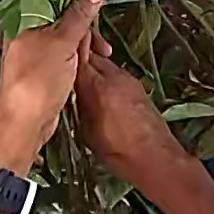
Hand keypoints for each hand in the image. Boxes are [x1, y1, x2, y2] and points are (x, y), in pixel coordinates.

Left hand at [0, 0, 104, 173]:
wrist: (25, 125)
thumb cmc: (37, 80)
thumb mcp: (62, 43)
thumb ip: (80, 14)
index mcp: (24, 17)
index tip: (97, 0)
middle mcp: (27, 29)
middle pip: (62, 15)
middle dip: (84, 25)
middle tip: (98, 40)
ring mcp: (36, 49)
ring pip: (66, 35)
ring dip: (85, 42)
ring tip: (100, 54)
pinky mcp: (45, 66)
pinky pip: (66, 52)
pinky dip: (79, 55)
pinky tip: (91, 61)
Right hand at [76, 52, 198, 196]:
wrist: (157, 158)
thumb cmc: (119, 151)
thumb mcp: (87, 132)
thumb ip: (78, 107)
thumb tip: (70, 96)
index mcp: (97, 86)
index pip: (76, 59)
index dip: (64, 60)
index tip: (56, 66)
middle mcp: (113, 76)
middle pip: (91, 55)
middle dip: (78, 61)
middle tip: (67, 74)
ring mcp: (128, 78)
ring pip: (104, 62)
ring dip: (93, 68)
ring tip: (84, 85)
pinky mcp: (137, 85)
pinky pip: (116, 73)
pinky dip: (107, 78)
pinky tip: (103, 94)